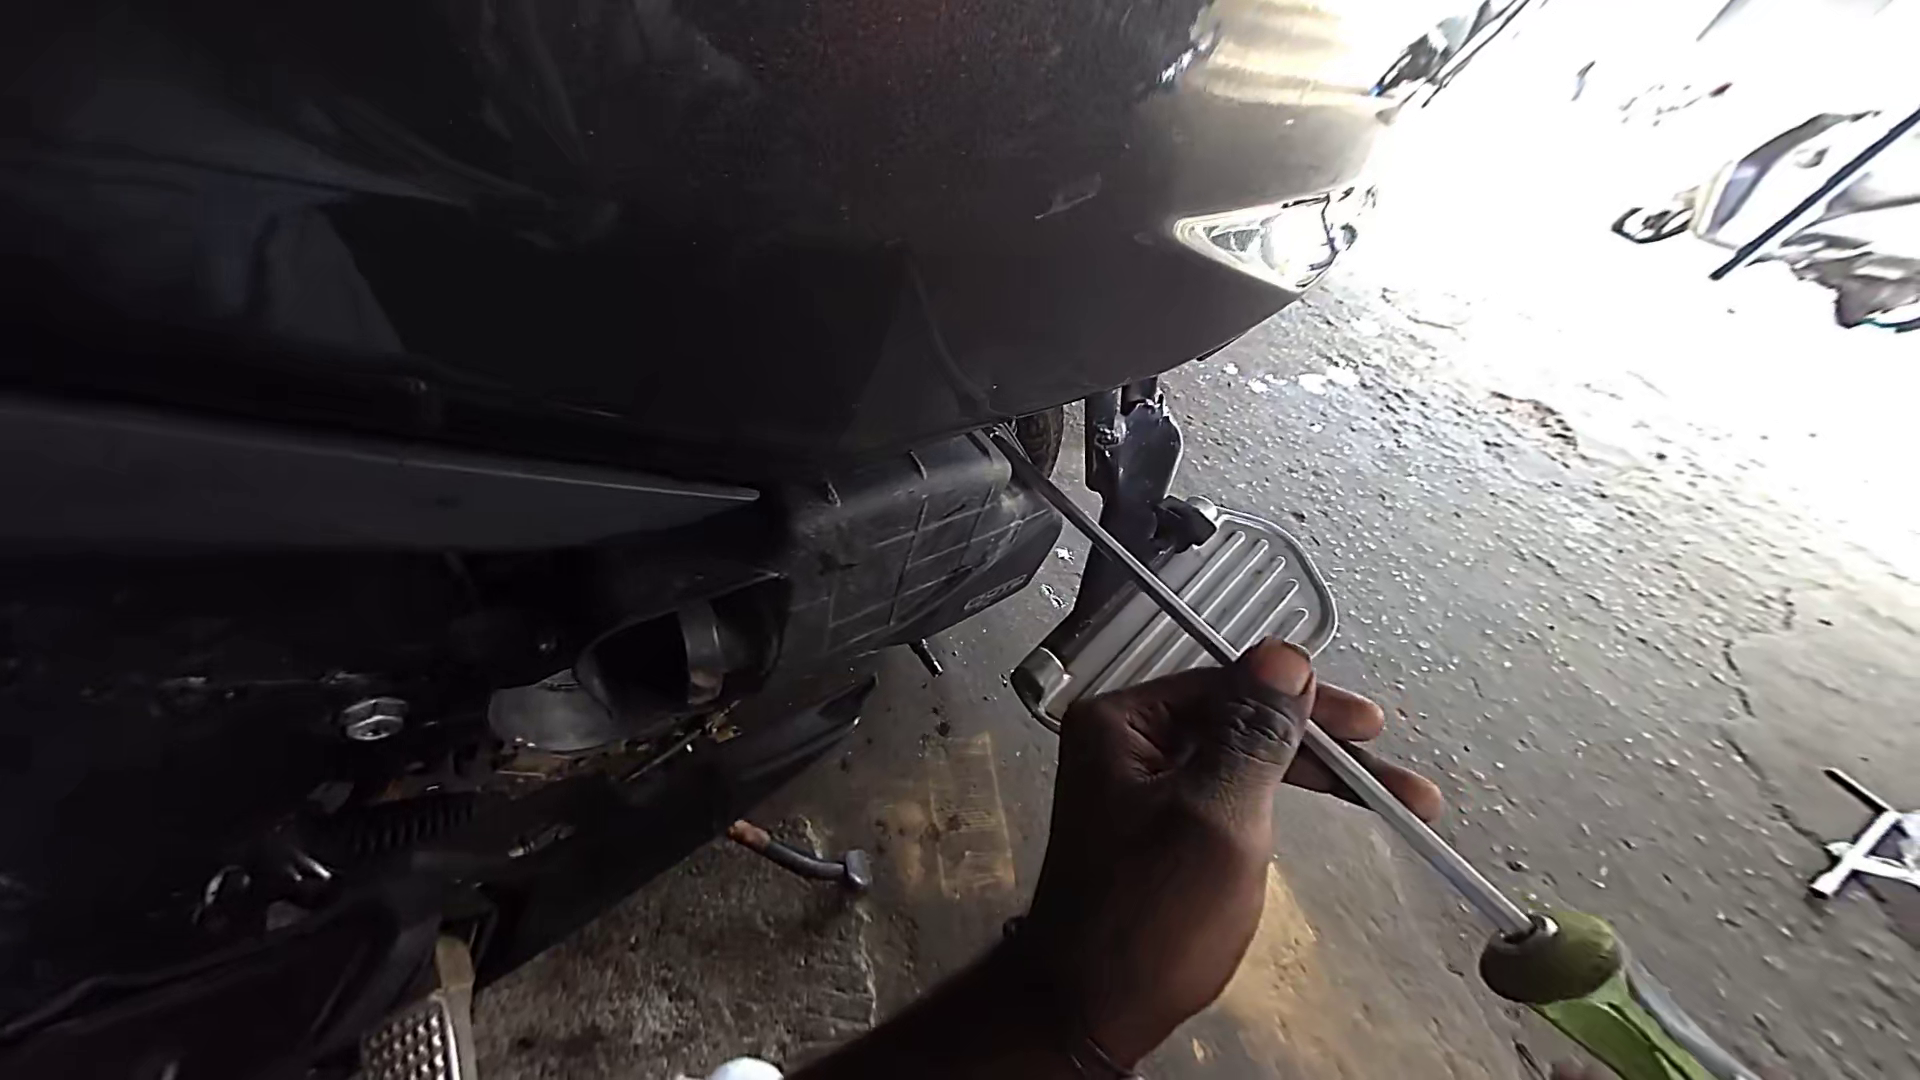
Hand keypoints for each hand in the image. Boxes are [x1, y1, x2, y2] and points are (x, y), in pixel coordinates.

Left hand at [1014, 638, 1442, 1066]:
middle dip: (1312, 742)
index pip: (1221, 686)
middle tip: (1390, 771)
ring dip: (1304, 770)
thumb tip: (1283, 654)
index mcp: (1118, 719)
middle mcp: (1121, 736)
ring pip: (1232, 752)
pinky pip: (1220, 783)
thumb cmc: (1152, 911)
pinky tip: (1315, 801)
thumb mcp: (1216, 813)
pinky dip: (1271, 794)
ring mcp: (1135, 775)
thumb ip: (1252, 731)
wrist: (1093, 1003)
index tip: (1367, 724)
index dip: (1298, 700)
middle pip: (1230, 717)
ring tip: (1387, 794)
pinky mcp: (1153, 813)